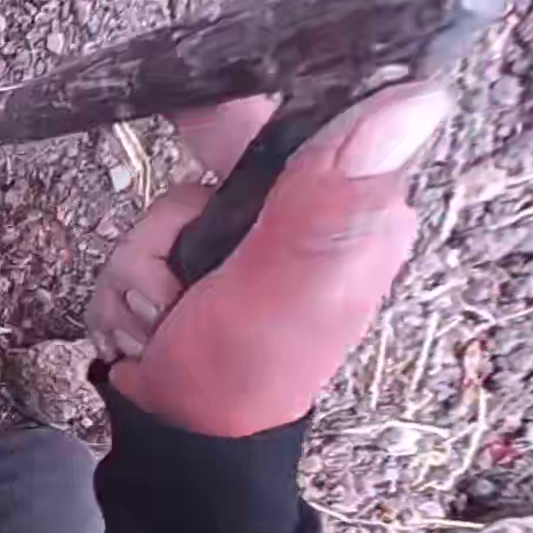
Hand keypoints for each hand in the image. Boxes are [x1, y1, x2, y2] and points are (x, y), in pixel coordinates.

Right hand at [89, 82, 450, 436]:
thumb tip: (411, 100)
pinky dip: (122, 292)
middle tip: (167, 286)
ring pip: (155, 214)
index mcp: (343, 208)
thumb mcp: (284, 291)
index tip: (186, 125)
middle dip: (163, 236)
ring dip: (135, 276)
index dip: (240, 116)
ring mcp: (229, 242)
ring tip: (154, 326)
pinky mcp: (183, 265)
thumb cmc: (239, 372)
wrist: (179, 432)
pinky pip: (131, 251)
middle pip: (205, 166)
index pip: (303, 115)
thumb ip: (327, 205)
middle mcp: (290, 216)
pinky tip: (138, 331)